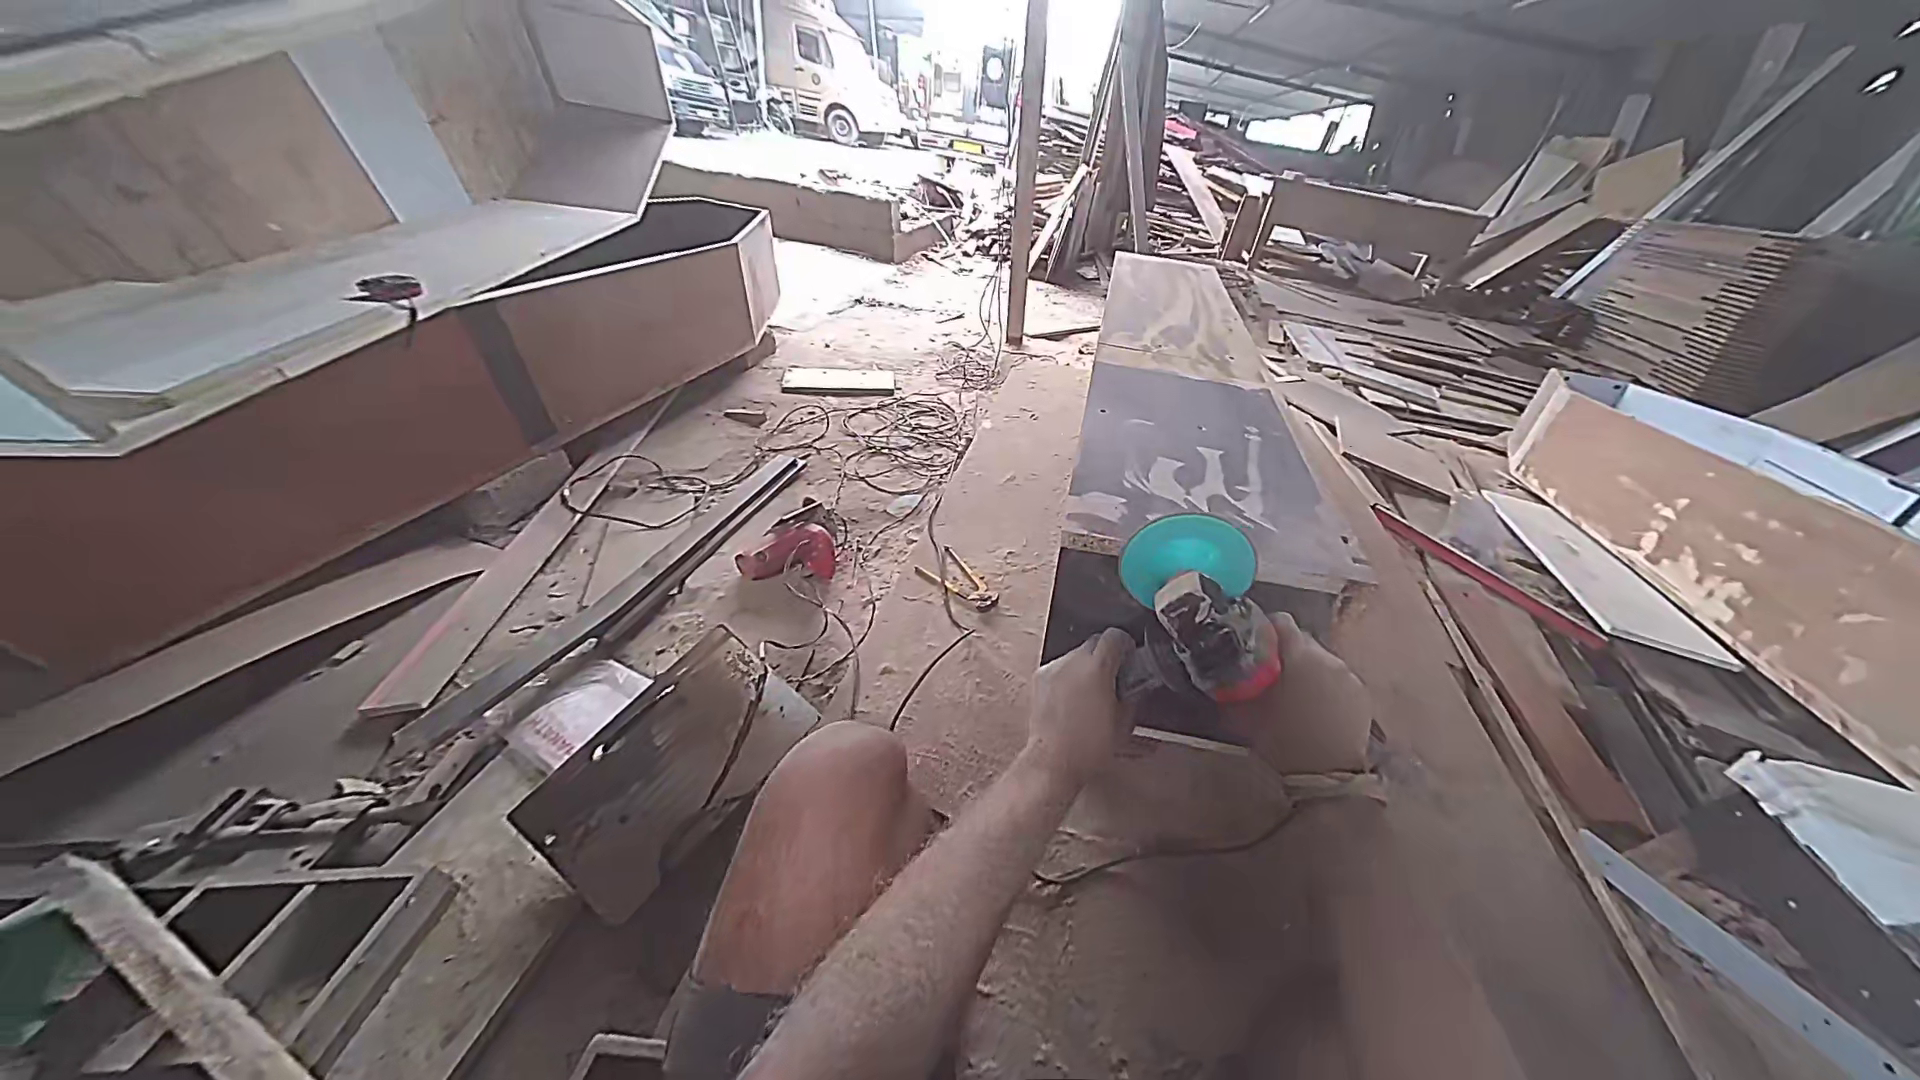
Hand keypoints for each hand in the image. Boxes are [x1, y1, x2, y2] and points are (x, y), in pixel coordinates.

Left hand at [1023, 628, 1135, 787]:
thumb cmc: (1089, 747)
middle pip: (1094, 642)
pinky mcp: (1039, 678)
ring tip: (1094, 689)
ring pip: (1075, 654)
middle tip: (1115, 674)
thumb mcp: (1124, 722)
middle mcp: (1072, 662)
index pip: (1114, 636)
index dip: (1126, 644)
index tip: (1130, 655)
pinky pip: (1060, 667)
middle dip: (1106, 654)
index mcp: (1097, 668)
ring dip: (1087, 665)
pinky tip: (1075, 696)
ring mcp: (1053, 668)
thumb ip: (1131, 695)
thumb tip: (1133, 685)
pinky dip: (1070, 675)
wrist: (1053, 761)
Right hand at [1222, 611, 1372, 773]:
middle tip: (1268, 672)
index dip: (1264, 629)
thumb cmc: (1280, 738)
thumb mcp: (1245, 707)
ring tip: (1292, 691)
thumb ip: (1237, 680)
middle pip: (1301, 638)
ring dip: (1304, 667)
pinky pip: (1335, 676)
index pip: (1281, 621)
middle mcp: (1327, 658)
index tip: (1253, 646)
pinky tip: (1313, 704)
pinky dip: (1323, 683)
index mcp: (1299, 655)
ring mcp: (1348, 675)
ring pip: (1319, 658)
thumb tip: (1224, 667)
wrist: (1325, 775)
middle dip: (1284, 650)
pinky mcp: (1361, 693)